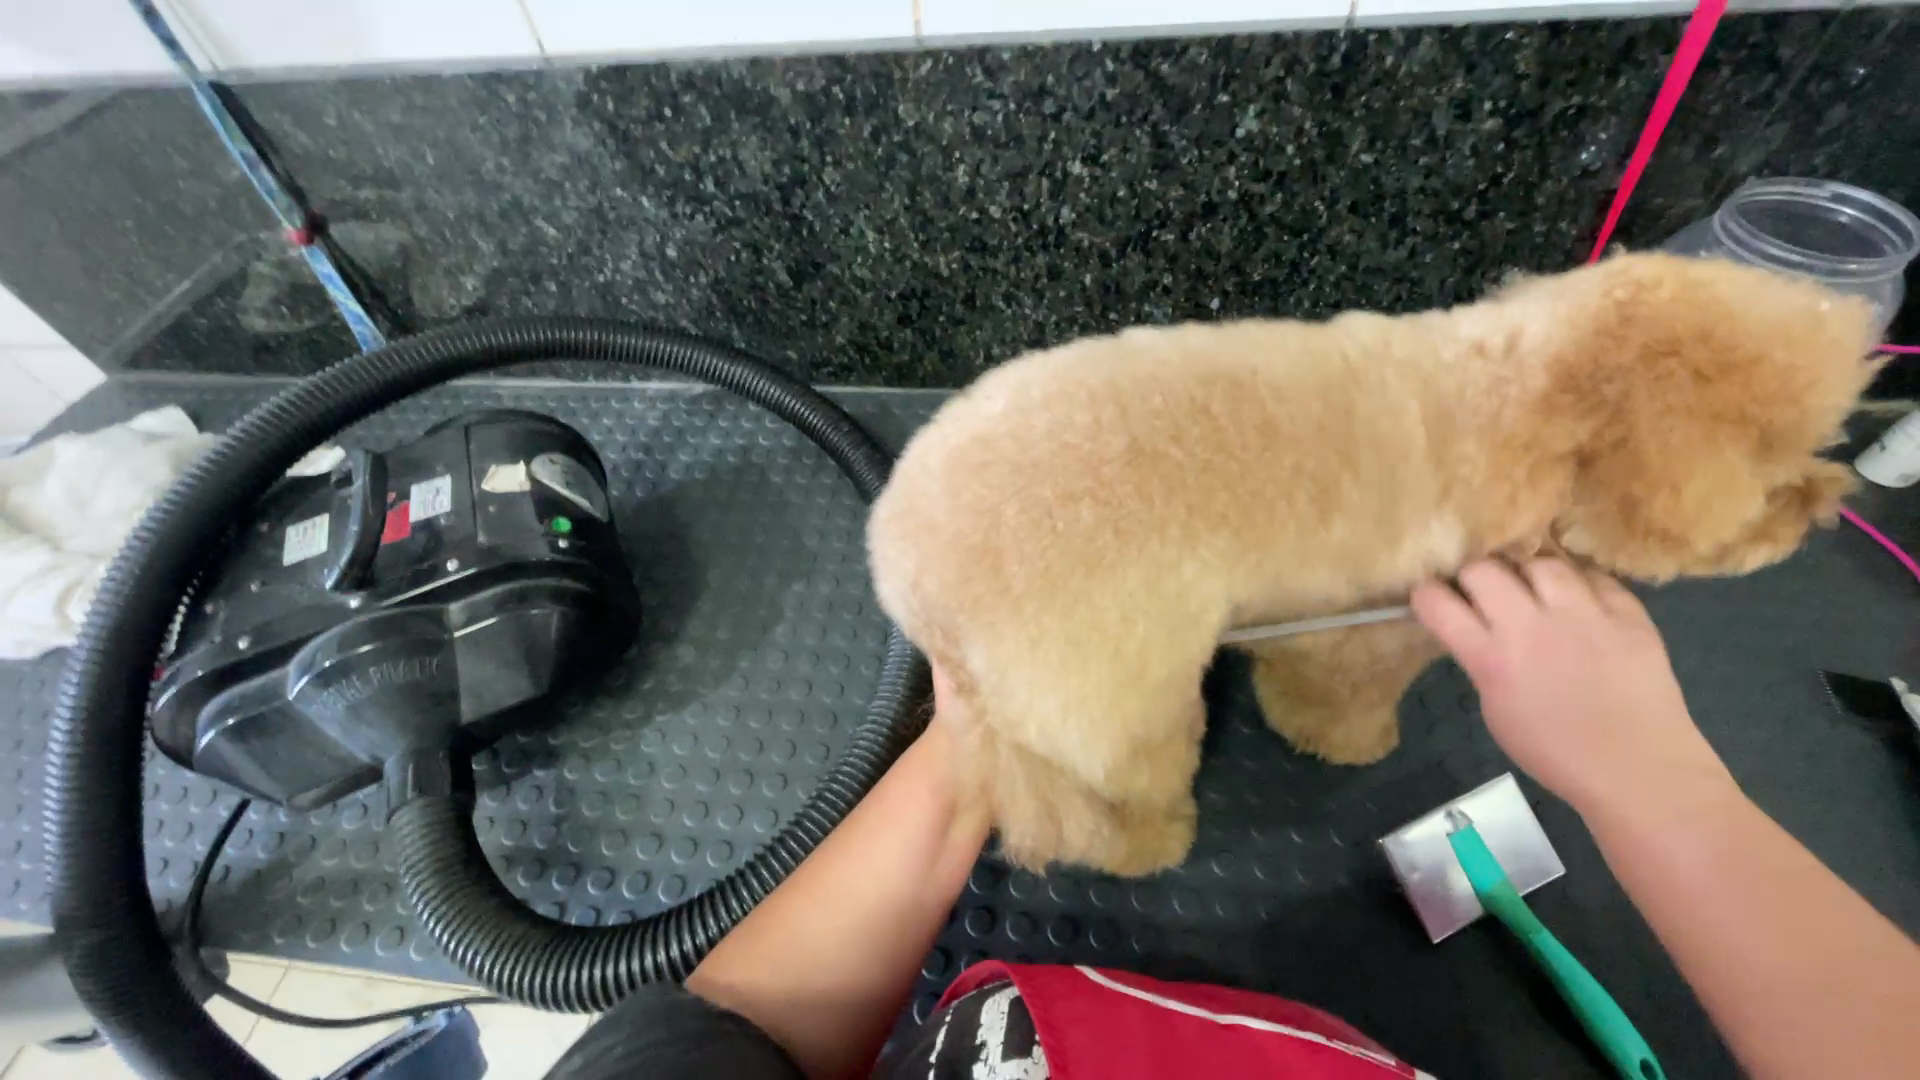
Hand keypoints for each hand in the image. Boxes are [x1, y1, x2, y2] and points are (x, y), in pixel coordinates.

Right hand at [1411, 558, 1735, 819]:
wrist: (1640, 771)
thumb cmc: (1553, 750)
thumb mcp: (1494, 706)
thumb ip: (1481, 659)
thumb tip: (1472, 627)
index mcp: (1492, 658)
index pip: (1436, 601)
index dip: (1427, 594)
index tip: (1432, 599)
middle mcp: (1532, 628)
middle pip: (1483, 569)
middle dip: (1472, 575)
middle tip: (1480, 591)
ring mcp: (1586, 618)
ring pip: (1541, 563)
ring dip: (1526, 573)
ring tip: (1532, 589)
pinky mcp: (1630, 617)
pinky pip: (1595, 578)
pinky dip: (1579, 584)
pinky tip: (1576, 600)